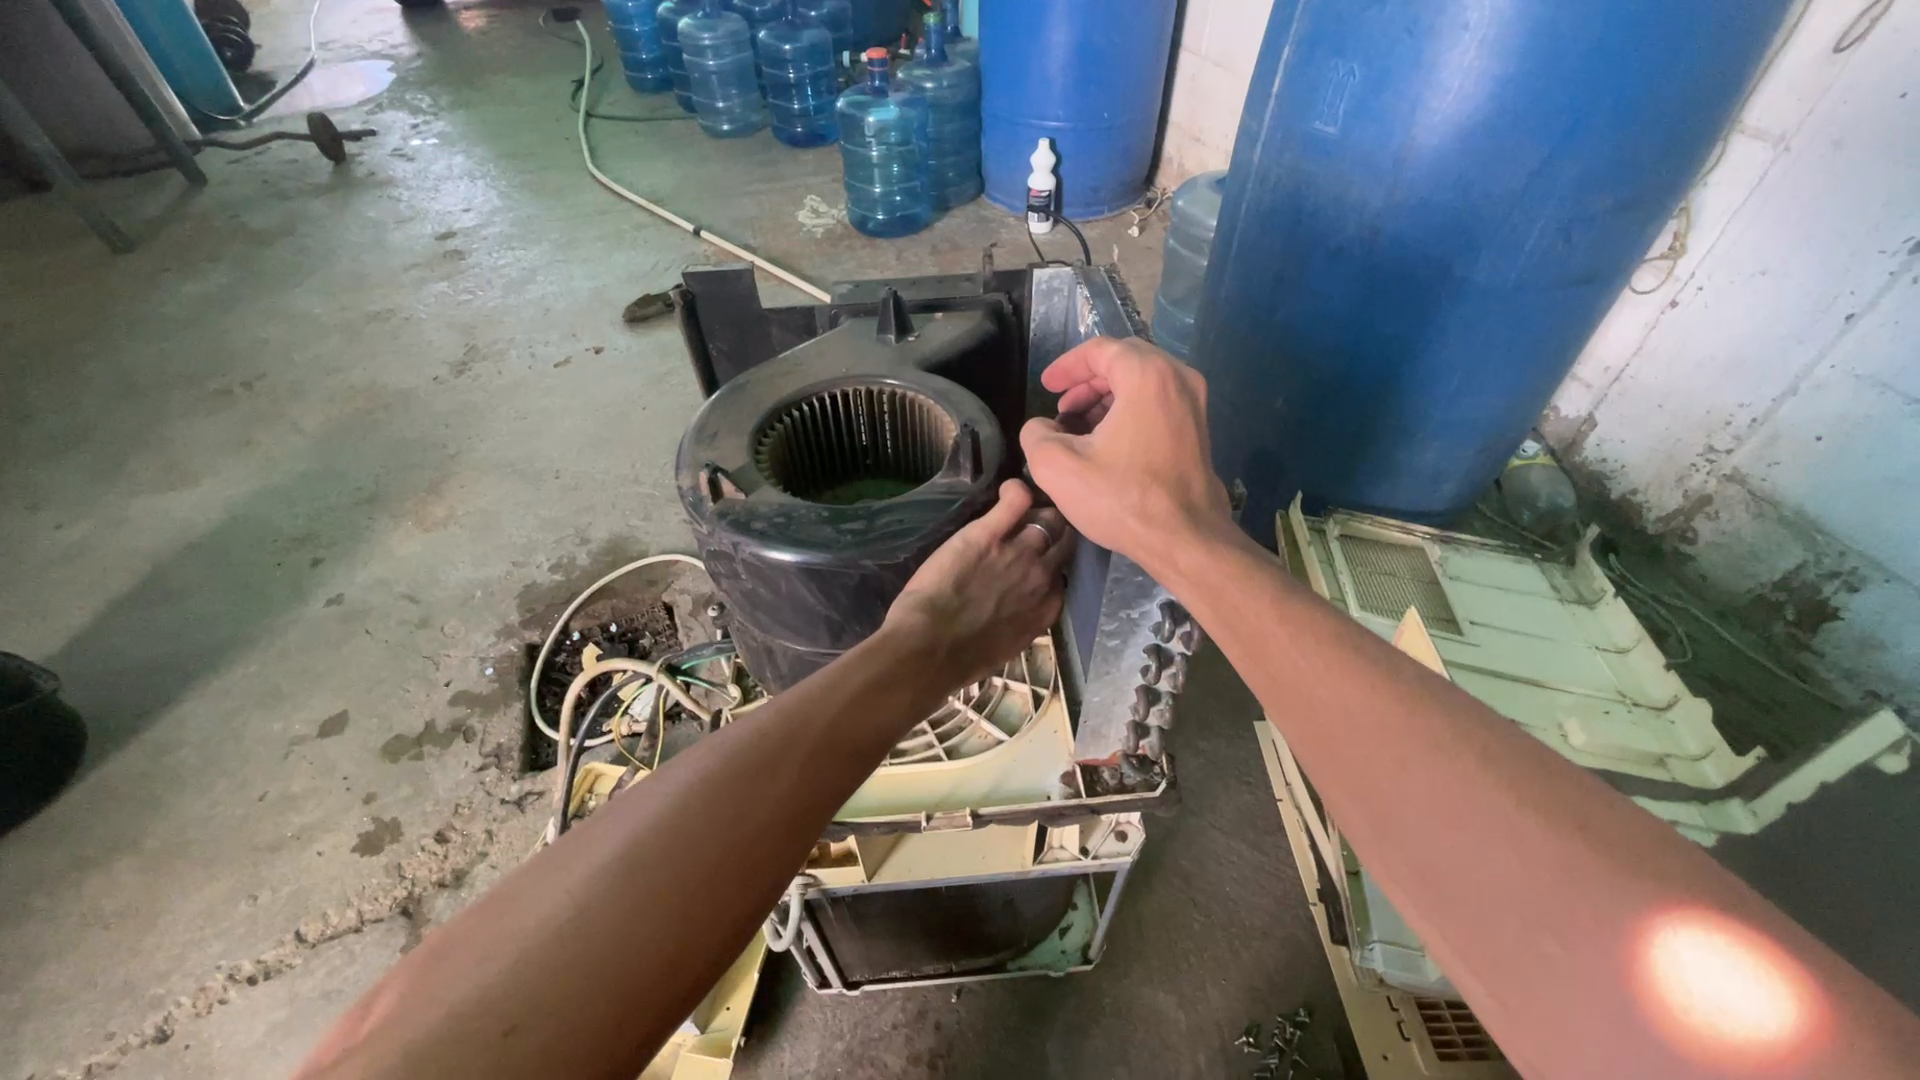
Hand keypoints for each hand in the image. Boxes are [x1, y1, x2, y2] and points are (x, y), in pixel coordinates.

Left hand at [883, 479, 1073, 686]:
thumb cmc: (960, 658)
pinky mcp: (987, 534)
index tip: (1039, 558)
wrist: (930, 649)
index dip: (1051, 561)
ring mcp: (1018, 551)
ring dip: (1039, 511)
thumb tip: (1023, 610)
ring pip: (1047, 518)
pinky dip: (1015, 491)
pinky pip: (1015, 500)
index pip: (1063, 572)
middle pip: (1064, 539)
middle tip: (1036, 524)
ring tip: (1024, 508)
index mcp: (1046, 607)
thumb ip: (1025, 621)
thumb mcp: (1007, 644)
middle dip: (1055, 530)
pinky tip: (1007, 490)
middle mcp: (1041, 576)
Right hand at [1019, 337, 1234, 574]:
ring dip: (1107, 397)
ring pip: (1143, 383)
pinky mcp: (1198, 430)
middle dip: (1087, 381)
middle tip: (1061, 406)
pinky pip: (1159, 403)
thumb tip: (1041, 428)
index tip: (1046, 386)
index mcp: (1148, 376)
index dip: (1067, 366)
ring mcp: (1195, 404)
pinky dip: (1129, 411)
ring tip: (1078, 427)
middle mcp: (1179, 379)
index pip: (1100, 350)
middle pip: (1125, 361)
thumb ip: (1036, 434)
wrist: (1185, 539)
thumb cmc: (1122, 498)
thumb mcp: (1057, 466)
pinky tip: (1107, 442)